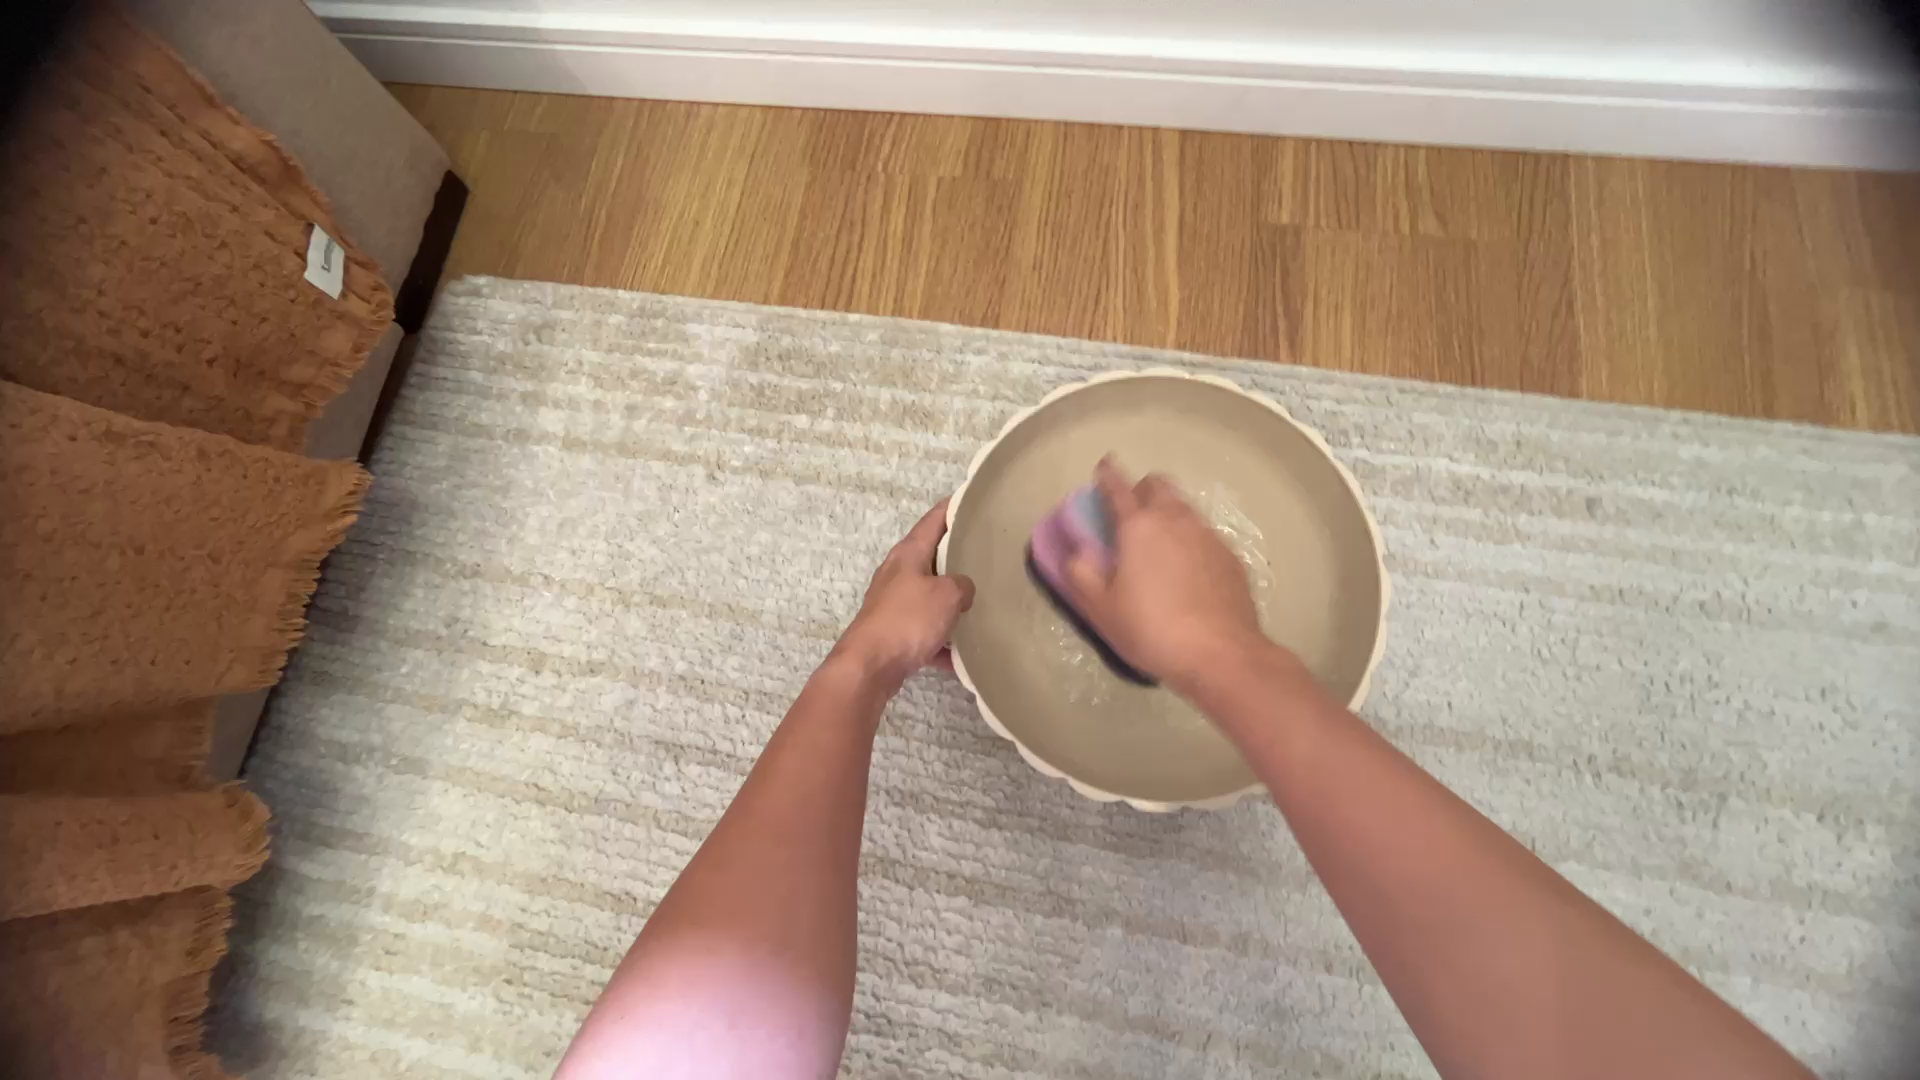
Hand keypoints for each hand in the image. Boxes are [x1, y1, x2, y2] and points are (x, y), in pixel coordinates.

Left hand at [831, 498, 976, 684]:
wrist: (870, 666)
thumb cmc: (908, 620)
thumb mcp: (947, 594)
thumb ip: (963, 585)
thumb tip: (963, 590)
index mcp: (908, 554)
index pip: (935, 519)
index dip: (954, 508)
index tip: (974, 500)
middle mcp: (898, 573)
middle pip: (932, 557)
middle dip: (958, 557)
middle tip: (988, 554)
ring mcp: (893, 604)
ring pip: (929, 596)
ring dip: (951, 601)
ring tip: (982, 602)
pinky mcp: (894, 633)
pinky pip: (925, 632)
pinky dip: (942, 642)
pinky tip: (963, 655)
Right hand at [1061, 458, 1268, 689]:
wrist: (1221, 654)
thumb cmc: (1151, 629)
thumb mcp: (1100, 608)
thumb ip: (1081, 573)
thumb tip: (1078, 552)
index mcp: (1139, 526)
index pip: (1118, 487)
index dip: (1107, 475)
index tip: (1103, 467)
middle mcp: (1176, 520)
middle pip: (1158, 485)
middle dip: (1141, 488)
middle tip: (1129, 510)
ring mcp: (1208, 535)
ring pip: (1184, 506)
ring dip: (1167, 511)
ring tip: (1157, 540)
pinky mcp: (1230, 556)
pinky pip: (1204, 533)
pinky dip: (1189, 538)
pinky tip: (1186, 568)